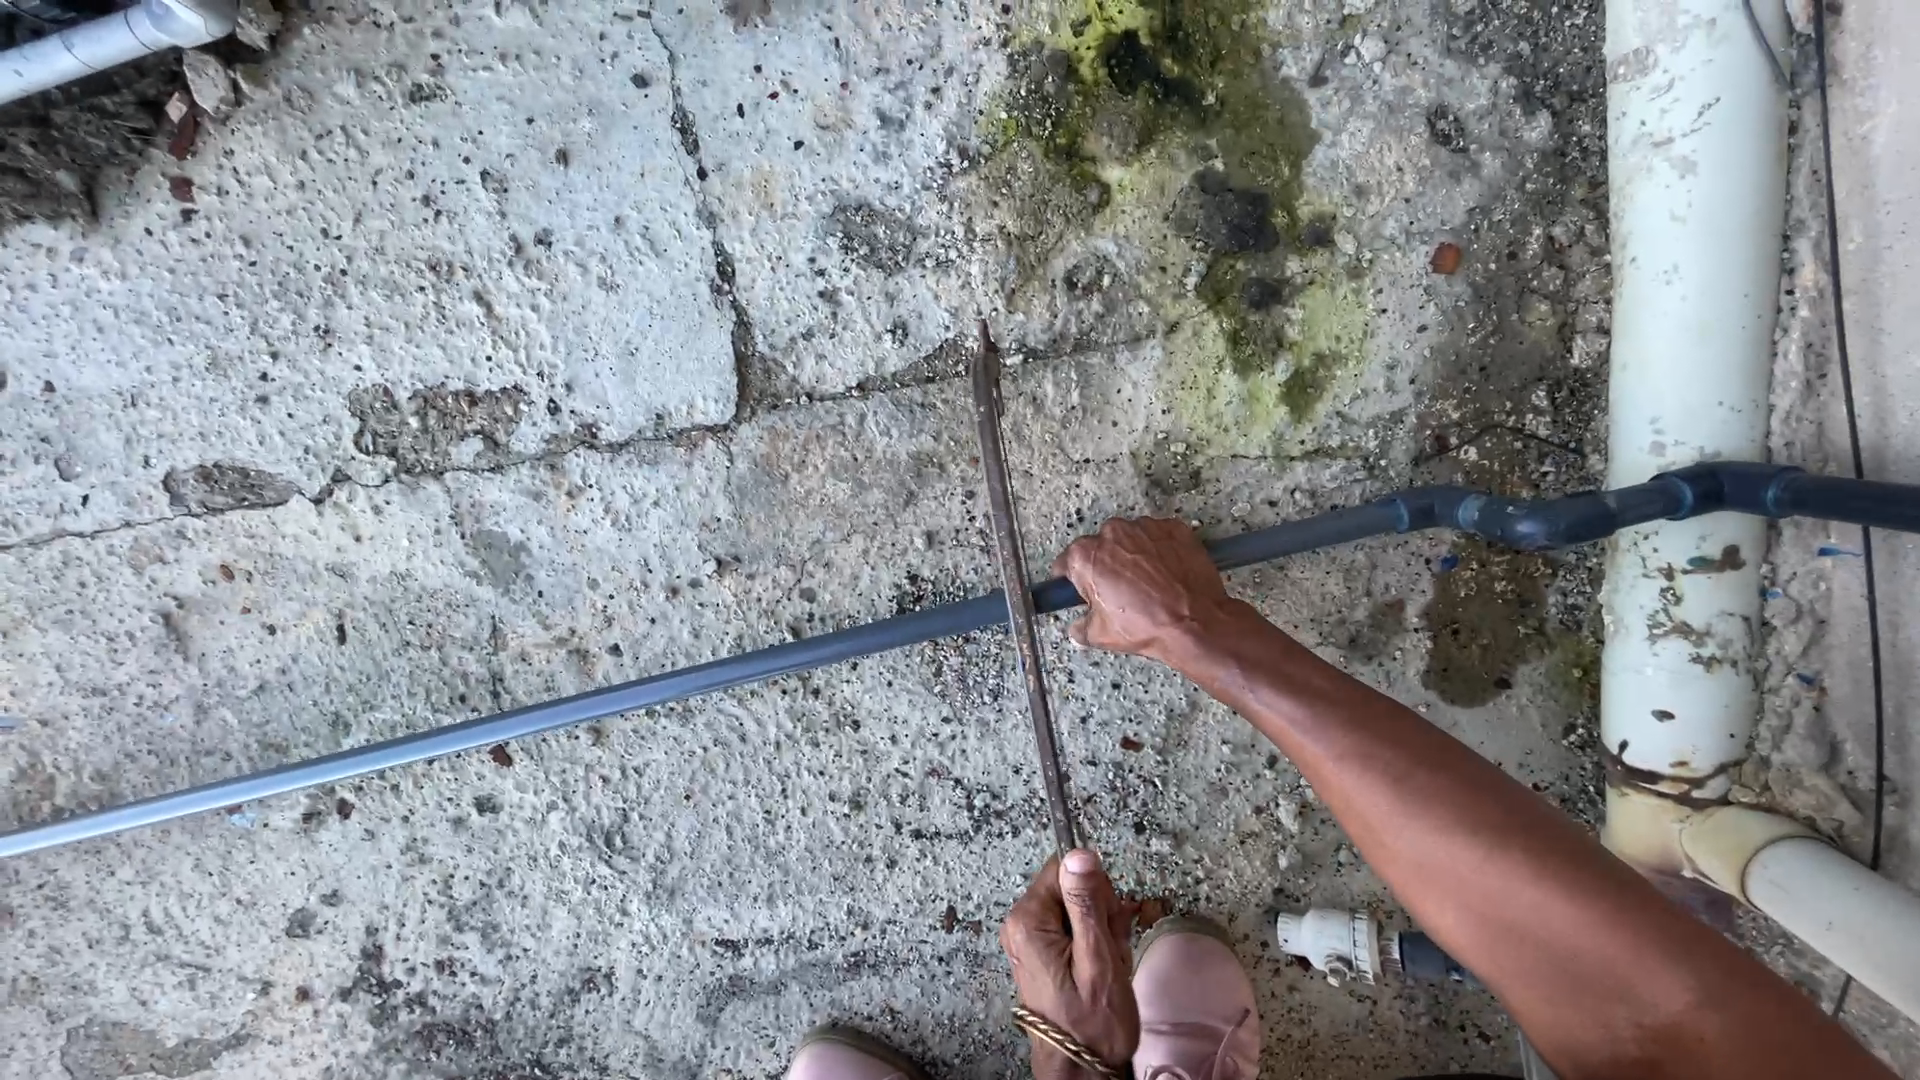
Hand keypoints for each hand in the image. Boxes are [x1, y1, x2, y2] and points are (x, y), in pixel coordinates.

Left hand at [999, 850, 1139, 1078]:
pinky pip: (1072, 929)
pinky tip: (1100, 970)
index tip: (1105, 923)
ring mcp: (1028, 938)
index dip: (1093, 890)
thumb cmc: (1092, 1022)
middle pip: (1070, 887)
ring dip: (1101, 932)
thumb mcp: (1097, 957)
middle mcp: (1020, 922)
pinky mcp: (1040, 951)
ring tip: (1106, 966)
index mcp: (1028, 918)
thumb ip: (1087, 902)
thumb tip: (1079, 852)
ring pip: (1077, 908)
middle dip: (1100, 914)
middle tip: (1109, 952)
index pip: (1063, 868)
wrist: (1080, 1071)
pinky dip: (1093, 945)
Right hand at [1050, 517, 1243, 661]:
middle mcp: (1112, 534)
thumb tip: (1079, 628)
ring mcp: (1144, 528)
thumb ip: (1081, 628)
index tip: (1078, 585)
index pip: (1066, 561)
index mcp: (1086, 556)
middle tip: (1118, 590)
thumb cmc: (1148, 624)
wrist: (1195, 621)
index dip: (1072, 578)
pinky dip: (1159, 550)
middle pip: (1100, 546)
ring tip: (1146, 583)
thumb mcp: (1100, 635)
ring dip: (1133, 554)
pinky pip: (1158, 536)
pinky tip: (1164, 573)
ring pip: (1130, 538)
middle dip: (1106, 564)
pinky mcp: (1172, 529)